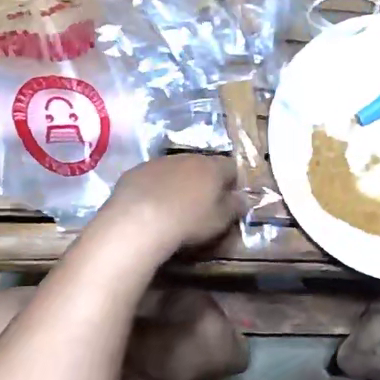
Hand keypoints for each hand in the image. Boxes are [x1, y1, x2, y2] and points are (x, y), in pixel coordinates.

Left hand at [94, 154, 240, 256]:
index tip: (230, 199)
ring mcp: (159, 162)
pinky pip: (152, 177)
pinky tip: (151, 207)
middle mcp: (187, 157)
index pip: (232, 167)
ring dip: (179, 182)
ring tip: (175, 206)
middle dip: (205, 180)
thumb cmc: (189, 221)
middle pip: (202, 165)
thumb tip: (243, 198)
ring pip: (176, 169)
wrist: (138, 221)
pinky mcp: (135, 171)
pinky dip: (156, 188)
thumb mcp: (221, 220)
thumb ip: (235, 207)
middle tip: (203, 203)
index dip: (233, 182)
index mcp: (212, 167)